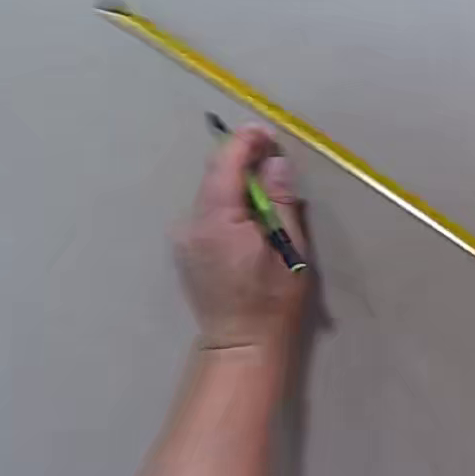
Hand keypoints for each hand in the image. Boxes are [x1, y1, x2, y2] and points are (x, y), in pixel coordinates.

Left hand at [173, 123, 310, 353]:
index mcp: (216, 223)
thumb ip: (281, 201)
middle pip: (215, 176)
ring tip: (268, 189)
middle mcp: (191, 225)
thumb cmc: (272, 299)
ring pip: (212, 192)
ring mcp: (184, 237)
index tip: (267, 132)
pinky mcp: (186, 247)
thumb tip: (275, 162)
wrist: (241, 343)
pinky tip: (251, 215)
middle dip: (244, 159)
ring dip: (238, 182)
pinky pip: (209, 209)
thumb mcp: (289, 248)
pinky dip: (230, 201)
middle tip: (274, 155)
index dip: (245, 142)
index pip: (224, 166)